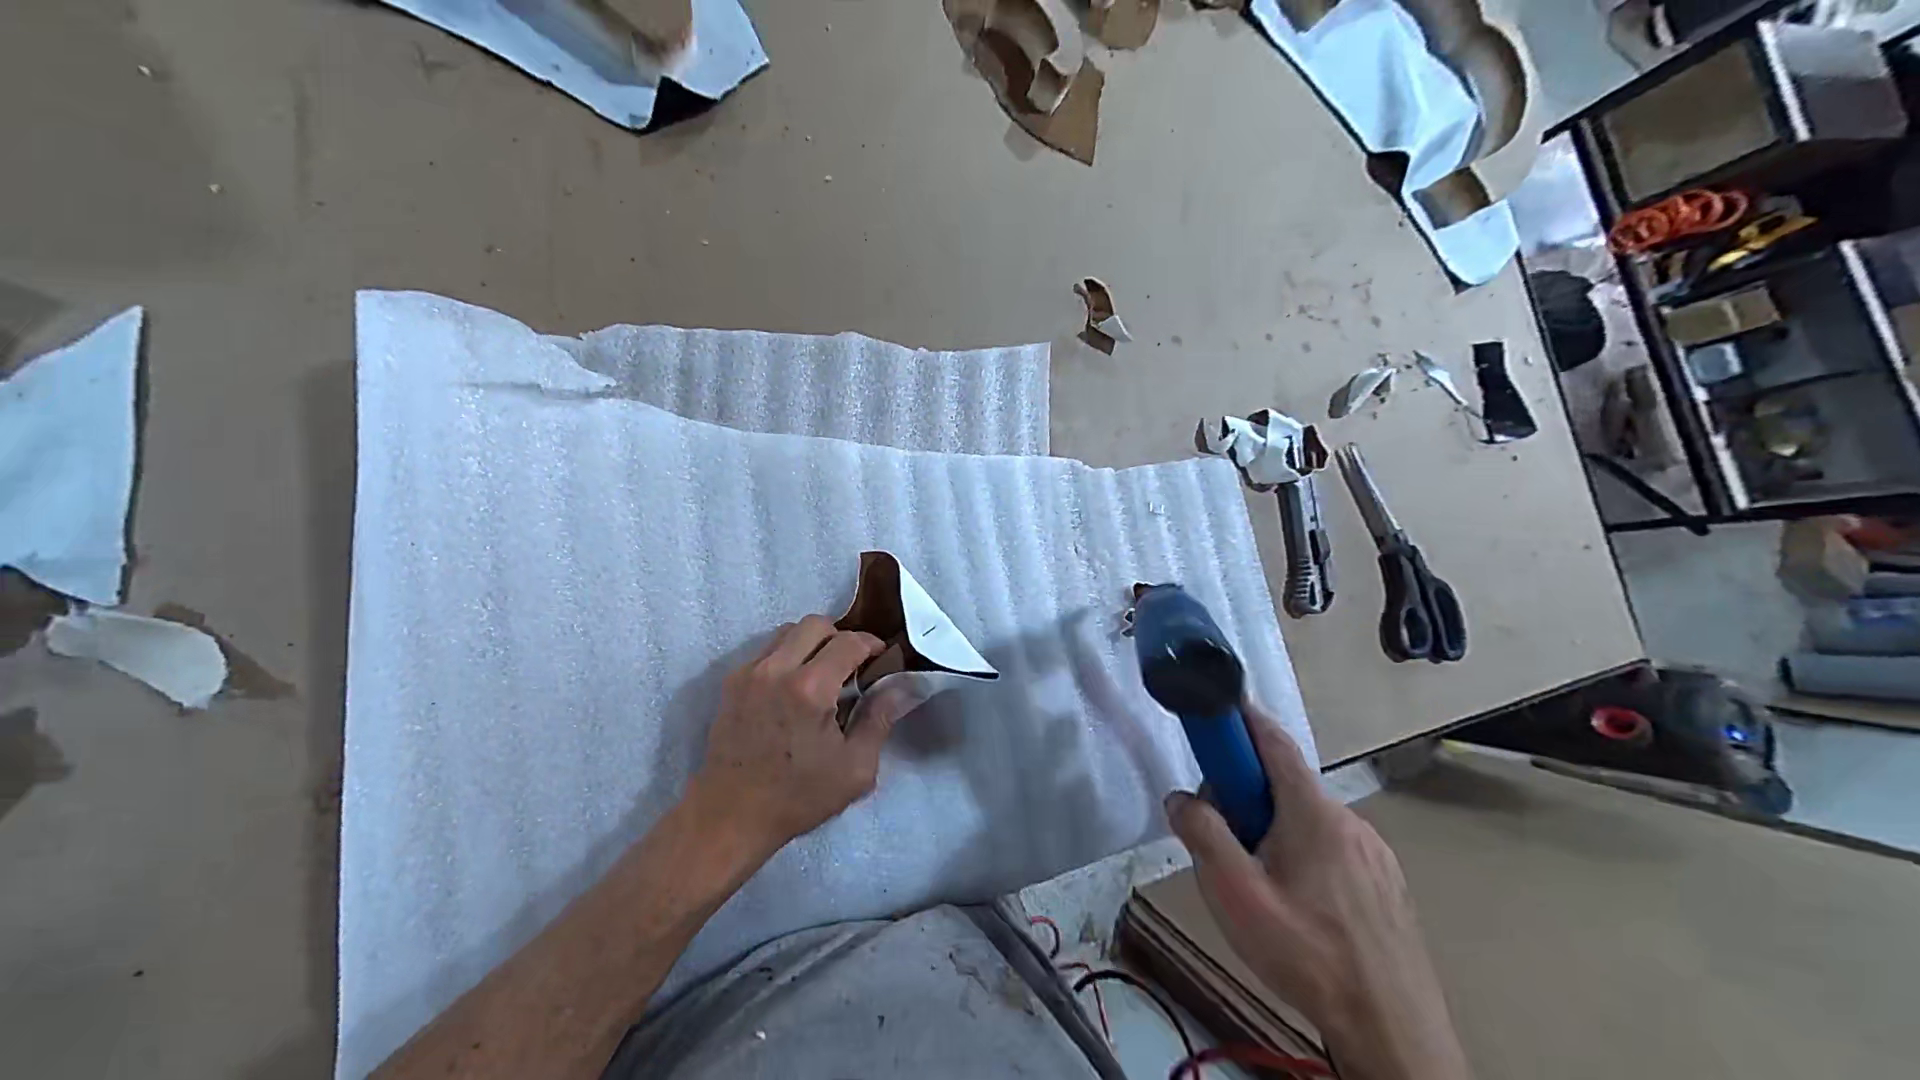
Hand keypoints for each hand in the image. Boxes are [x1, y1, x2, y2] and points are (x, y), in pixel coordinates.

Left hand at [688, 615, 910, 855]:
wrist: (731, 815)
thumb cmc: (798, 796)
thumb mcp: (855, 767)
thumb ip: (880, 719)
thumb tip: (904, 686)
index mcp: (809, 688)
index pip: (849, 642)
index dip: (871, 645)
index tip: (880, 659)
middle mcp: (776, 669)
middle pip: (816, 624)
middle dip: (840, 637)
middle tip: (852, 666)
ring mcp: (749, 673)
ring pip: (788, 631)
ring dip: (812, 643)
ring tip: (823, 674)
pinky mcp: (732, 682)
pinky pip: (767, 650)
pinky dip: (788, 656)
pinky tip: (795, 688)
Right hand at [1164, 699, 1469, 1079]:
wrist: (1394, 1031)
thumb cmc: (1308, 955)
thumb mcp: (1237, 895)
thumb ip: (1202, 835)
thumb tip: (1180, 797)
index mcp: (1313, 812)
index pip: (1273, 740)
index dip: (1241, 716)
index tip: (1213, 711)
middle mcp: (1347, 819)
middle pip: (1283, 783)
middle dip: (1243, 793)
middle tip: (1219, 835)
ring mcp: (1373, 851)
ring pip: (1305, 817)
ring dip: (1270, 827)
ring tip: (1256, 881)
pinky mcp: (1384, 881)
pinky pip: (1330, 845)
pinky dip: (1300, 851)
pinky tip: (1295, 902)